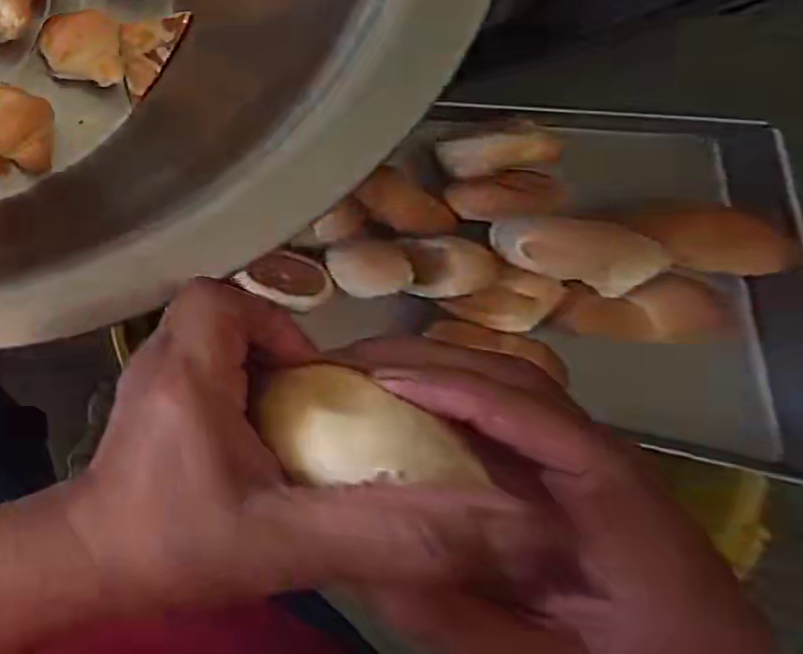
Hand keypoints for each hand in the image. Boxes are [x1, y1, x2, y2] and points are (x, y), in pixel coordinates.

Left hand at [60, 280, 558, 610]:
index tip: (309, 378)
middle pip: (213, 312)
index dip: (271, 322)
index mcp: (183, 371)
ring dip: (253, 366)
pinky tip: (257, 443)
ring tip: (291, 425)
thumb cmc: (181, 542)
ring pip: (202, 336)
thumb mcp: (292, 543)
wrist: (99, 557)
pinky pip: (192, 363)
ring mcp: (145, 377)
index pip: (215, 297)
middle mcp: (156, 359)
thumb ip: (392, 532)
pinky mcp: (145, 399)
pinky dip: (231, 385)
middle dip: (270, 346)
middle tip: (310, 403)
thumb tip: (508, 523)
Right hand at [339, 336, 773, 653]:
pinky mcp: (565, 471)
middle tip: (342, 361)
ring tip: (355, 368)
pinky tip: (392, 397)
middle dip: (425, 360)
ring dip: (427, 364)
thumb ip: (443, 608)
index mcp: (630, 520)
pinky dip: (439, 388)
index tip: (379, 381)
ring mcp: (592, 466)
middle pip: (524, 385)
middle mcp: (617, 474)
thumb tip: (339, 536)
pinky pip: (498, 408)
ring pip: (510, 384)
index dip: (462, 392)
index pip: (549, 427)